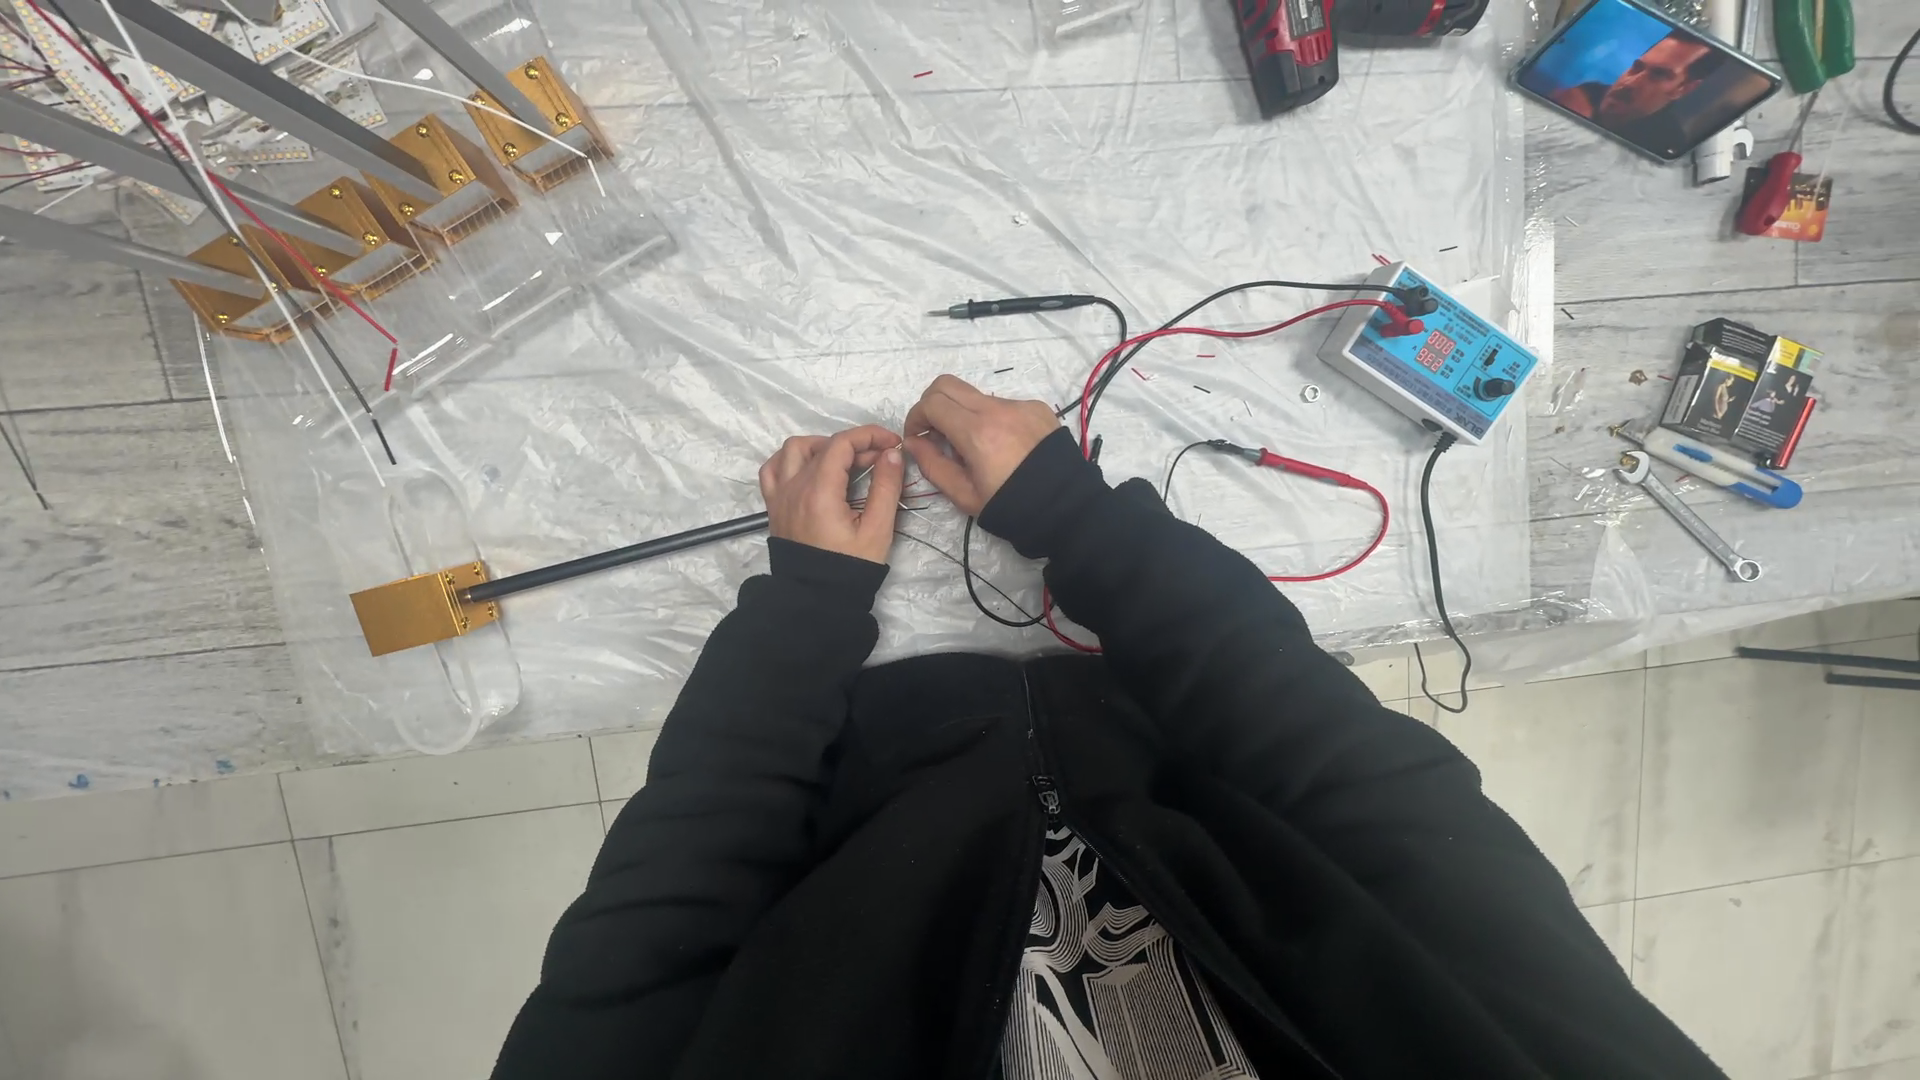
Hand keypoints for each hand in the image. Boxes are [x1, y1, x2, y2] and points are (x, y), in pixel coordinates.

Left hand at [758, 425, 904, 563]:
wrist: (816, 599)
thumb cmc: (850, 568)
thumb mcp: (877, 530)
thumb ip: (886, 488)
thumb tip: (891, 454)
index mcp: (819, 491)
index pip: (842, 443)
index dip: (870, 436)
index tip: (892, 445)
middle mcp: (794, 486)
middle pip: (823, 445)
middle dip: (855, 445)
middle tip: (879, 461)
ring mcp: (780, 495)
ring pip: (793, 450)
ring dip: (821, 446)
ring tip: (844, 461)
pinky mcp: (774, 506)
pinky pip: (773, 469)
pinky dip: (791, 460)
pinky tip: (809, 469)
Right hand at [902, 375, 1060, 516]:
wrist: (1066, 508)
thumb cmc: (1012, 508)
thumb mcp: (964, 495)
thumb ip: (932, 465)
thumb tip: (913, 442)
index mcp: (976, 432)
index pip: (931, 403)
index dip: (915, 418)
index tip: (917, 437)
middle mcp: (997, 409)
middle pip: (947, 384)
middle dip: (932, 404)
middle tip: (934, 432)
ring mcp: (1019, 405)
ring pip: (975, 395)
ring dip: (962, 413)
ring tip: (972, 448)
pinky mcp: (1036, 408)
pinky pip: (1002, 405)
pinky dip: (990, 419)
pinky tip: (1002, 447)